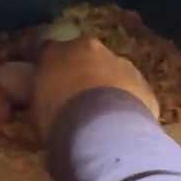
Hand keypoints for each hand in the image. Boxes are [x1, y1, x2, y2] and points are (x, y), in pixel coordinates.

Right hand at [34, 38, 159, 138]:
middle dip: (83, 74)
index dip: (50, 70)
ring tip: (104, 118)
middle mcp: (90, 49)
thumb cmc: (58, 121)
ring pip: (113, 73)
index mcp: (56, 52)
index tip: (49, 87)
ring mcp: (121, 64)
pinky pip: (134, 94)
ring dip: (109, 89)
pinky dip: (129, 105)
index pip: (48, 53)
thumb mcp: (36, 112)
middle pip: (85, 57)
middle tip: (79, 103)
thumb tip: (48, 104)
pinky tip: (124, 127)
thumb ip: (43, 99)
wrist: (102, 132)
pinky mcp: (144, 85)